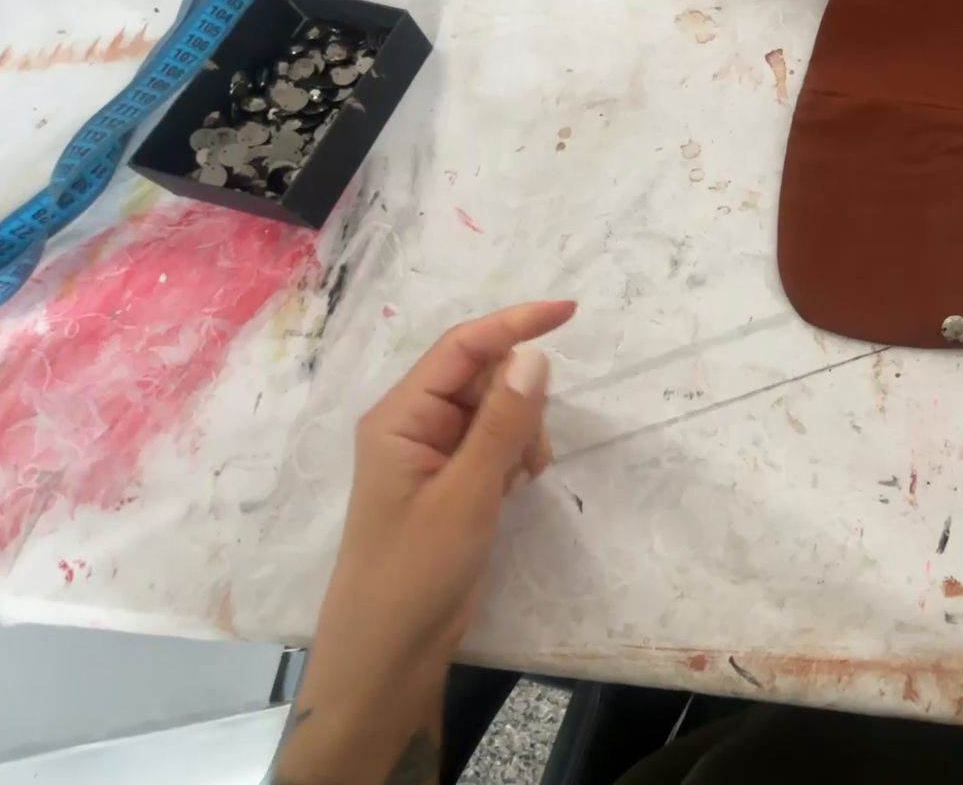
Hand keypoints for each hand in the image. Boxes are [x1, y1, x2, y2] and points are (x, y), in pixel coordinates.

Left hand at [274, 300, 575, 783]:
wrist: (392, 652)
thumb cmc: (415, 571)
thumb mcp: (467, 494)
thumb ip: (503, 422)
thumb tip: (536, 354)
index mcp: (401, 416)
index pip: (464, 347)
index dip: (516, 323)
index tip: (570, 312)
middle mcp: (417, 423)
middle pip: (486, 376)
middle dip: (521, 403)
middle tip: (527, 455)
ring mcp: (438, 450)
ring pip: (501, 409)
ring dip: (523, 434)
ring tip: (518, 481)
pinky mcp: (457, 475)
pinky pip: (501, 439)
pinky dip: (519, 454)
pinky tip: (514, 489)